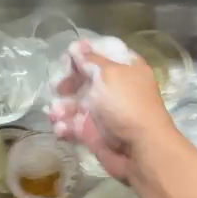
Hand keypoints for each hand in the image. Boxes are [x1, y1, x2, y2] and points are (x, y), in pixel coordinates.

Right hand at [48, 43, 177, 182]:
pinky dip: (64, 126)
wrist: (140, 150)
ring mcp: (102, 111)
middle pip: (84, 78)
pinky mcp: (93, 132)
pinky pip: (73, 125)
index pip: (101, 53)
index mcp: (124, 68)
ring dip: (61, 106)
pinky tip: (61, 128)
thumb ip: (90, 60)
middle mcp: (113, 88)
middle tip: (57, 87)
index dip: (83, 53)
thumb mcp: (109, 74)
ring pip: (74, 103)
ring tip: (56, 113)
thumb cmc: (126, 105)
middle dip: (67, 82)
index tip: (67, 56)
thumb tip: (76, 46)